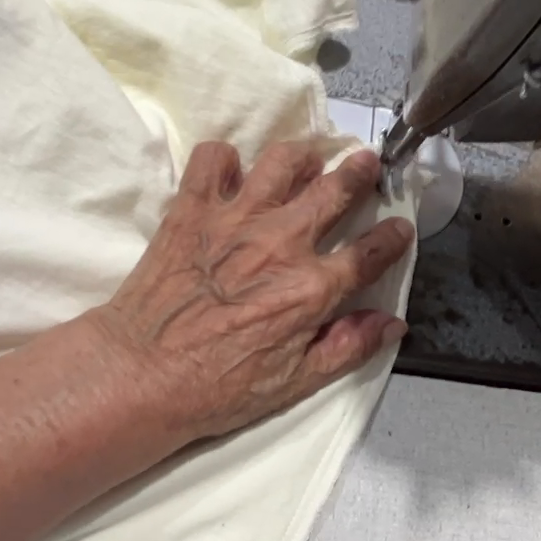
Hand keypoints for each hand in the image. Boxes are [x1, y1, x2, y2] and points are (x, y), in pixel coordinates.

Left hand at [90, 141, 413, 443]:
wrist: (141, 373)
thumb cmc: (217, 387)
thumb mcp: (295, 383)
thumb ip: (348, 348)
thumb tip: (391, 324)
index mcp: (311, 289)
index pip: (369, 253)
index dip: (392, 237)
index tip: (399, 228)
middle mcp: (280, 243)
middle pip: (334, 190)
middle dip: (359, 171)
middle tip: (366, 161)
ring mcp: (235, 219)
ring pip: (282, 161)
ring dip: (302, 154)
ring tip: (308, 157)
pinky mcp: (192, 208)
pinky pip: (213, 159)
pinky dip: (224, 158)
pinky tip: (231, 173)